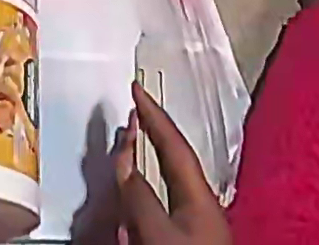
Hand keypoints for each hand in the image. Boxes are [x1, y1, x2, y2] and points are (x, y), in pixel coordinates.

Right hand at [116, 84, 230, 244]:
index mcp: (199, 197)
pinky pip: (155, 226)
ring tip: (118, 185)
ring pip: (157, 198)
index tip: (135, 88)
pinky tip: (125, 231)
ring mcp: (192, 233)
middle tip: (123, 125)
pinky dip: (137, 222)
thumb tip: (123, 163)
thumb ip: (139, 196)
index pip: (173, 143)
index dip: (153, 114)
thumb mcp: (160, 234)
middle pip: (167, 167)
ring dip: (134, 192)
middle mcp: (198, 210)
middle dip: (143, 147)